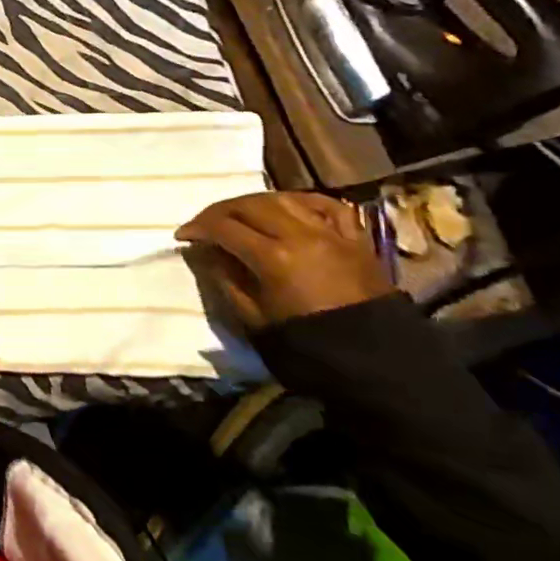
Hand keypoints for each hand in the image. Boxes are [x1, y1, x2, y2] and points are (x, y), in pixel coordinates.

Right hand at [176, 192, 390, 329]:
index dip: (198, 227)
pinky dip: (301, 201)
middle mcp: (300, 234)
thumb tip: (208, 252)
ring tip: (240, 214)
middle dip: (221, 210)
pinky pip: (325, 204)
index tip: (183, 236)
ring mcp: (330, 231)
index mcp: (274, 257)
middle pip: (250, 204)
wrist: (376, 362)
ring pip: (283, 198)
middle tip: (205, 223)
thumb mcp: (255, 320)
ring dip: (255, 201)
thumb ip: (227, 281)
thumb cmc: (309, 346)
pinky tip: (288, 207)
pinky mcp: (354, 237)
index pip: (225, 227)